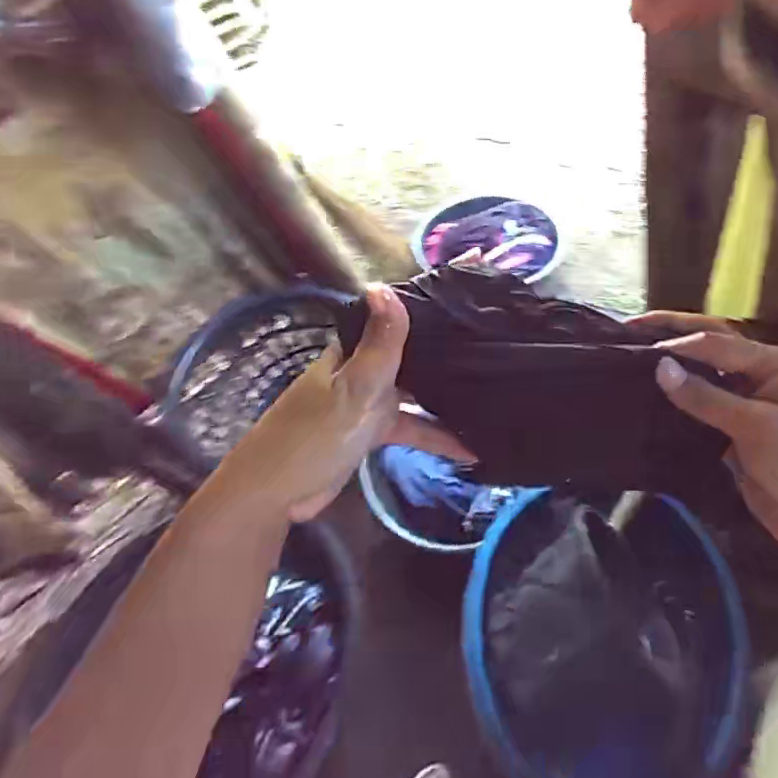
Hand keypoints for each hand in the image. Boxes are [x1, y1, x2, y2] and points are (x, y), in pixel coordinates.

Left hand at [209, 284, 474, 521]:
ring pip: (420, 390)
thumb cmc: (312, 436)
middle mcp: (366, 367)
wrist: (274, 495)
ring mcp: (371, 399)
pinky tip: (472, 449)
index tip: (476, 283)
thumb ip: (377, 345)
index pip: (399, 314)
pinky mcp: (374, 431)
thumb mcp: (353, 390)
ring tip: (499, 389)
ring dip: (450, 393)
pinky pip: (415, 427)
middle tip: (502, 336)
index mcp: (356, 349)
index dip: (434, 299)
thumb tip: (384, 285)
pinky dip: (439, 437)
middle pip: (416, 350)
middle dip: (453, 345)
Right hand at [648, 325, 777, 551]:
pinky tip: (650, 395)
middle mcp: (761, 373)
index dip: (678, 342)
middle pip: (711, 344)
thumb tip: (660, 366)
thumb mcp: (755, 427)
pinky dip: (678, 398)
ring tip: (633, 355)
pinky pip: (701, 405)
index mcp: (774, 362)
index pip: (717, 342)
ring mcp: (748, 402)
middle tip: (631, 328)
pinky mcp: (735, 429)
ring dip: (674, 364)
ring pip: (704, 374)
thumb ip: (705, 396)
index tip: (638, 346)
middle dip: (673, 333)